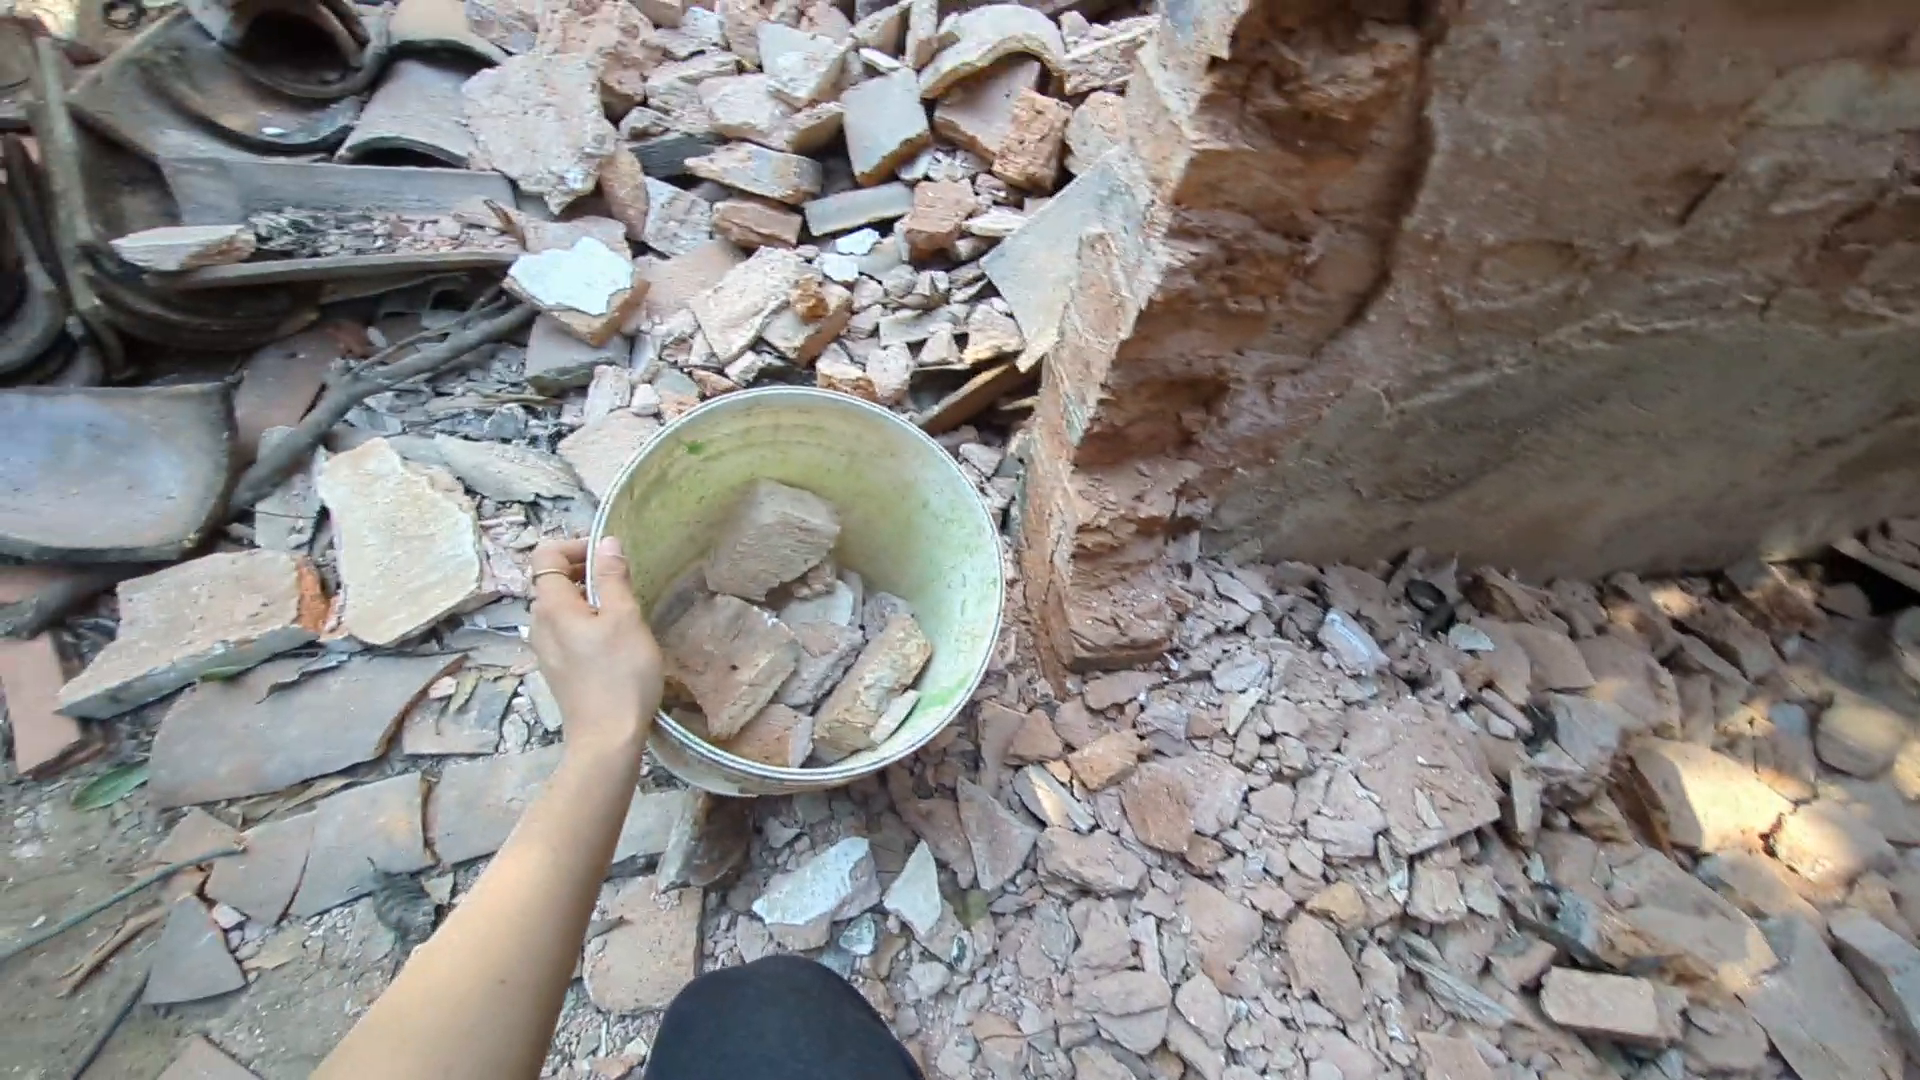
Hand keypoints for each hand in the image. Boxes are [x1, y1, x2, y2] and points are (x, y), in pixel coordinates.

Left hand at [529, 536, 663, 763]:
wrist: (608, 736)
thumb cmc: (621, 673)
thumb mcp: (625, 618)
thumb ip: (613, 577)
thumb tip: (607, 542)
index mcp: (551, 606)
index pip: (546, 555)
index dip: (577, 546)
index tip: (611, 557)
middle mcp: (539, 623)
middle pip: (552, 579)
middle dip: (585, 569)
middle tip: (624, 580)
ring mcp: (545, 648)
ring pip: (561, 605)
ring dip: (589, 595)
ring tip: (623, 609)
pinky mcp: (557, 666)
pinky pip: (567, 628)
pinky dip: (587, 619)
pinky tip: (614, 638)